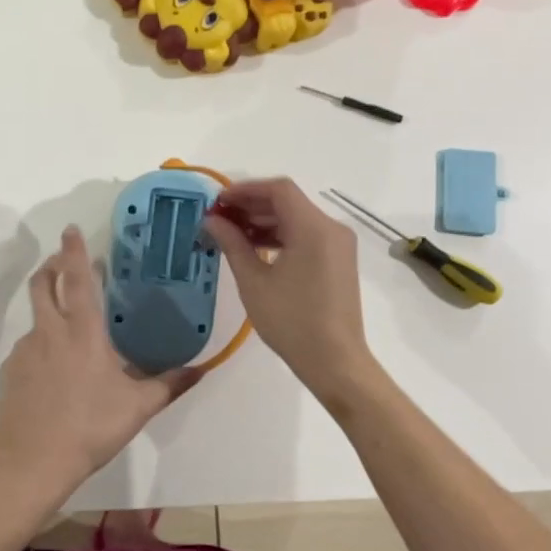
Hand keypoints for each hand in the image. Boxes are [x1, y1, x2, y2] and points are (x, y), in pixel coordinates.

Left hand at [0, 227, 198, 498]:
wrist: (31, 461)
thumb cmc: (90, 427)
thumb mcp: (138, 407)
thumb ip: (169, 385)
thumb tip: (202, 369)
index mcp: (82, 331)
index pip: (75, 278)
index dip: (73, 251)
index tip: (70, 229)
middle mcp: (49, 331)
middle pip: (42, 284)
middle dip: (51, 266)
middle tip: (63, 261)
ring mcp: (24, 350)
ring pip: (35, 317)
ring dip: (47, 307)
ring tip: (67, 326)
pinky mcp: (10, 371)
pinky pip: (27, 347)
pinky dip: (40, 344)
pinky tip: (53, 371)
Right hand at [204, 179, 370, 390]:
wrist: (334, 361)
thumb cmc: (291, 321)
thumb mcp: (253, 281)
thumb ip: (232, 243)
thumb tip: (212, 220)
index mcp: (313, 228)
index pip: (278, 190)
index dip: (245, 189)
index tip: (218, 201)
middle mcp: (331, 228)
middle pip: (288, 202)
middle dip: (252, 205)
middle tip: (219, 217)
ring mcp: (338, 244)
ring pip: (297, 218)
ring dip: (265, 221)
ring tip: (231, 234)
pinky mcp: (338, 260)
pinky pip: (307, 235)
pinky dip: (281, 236)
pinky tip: (255, 249)